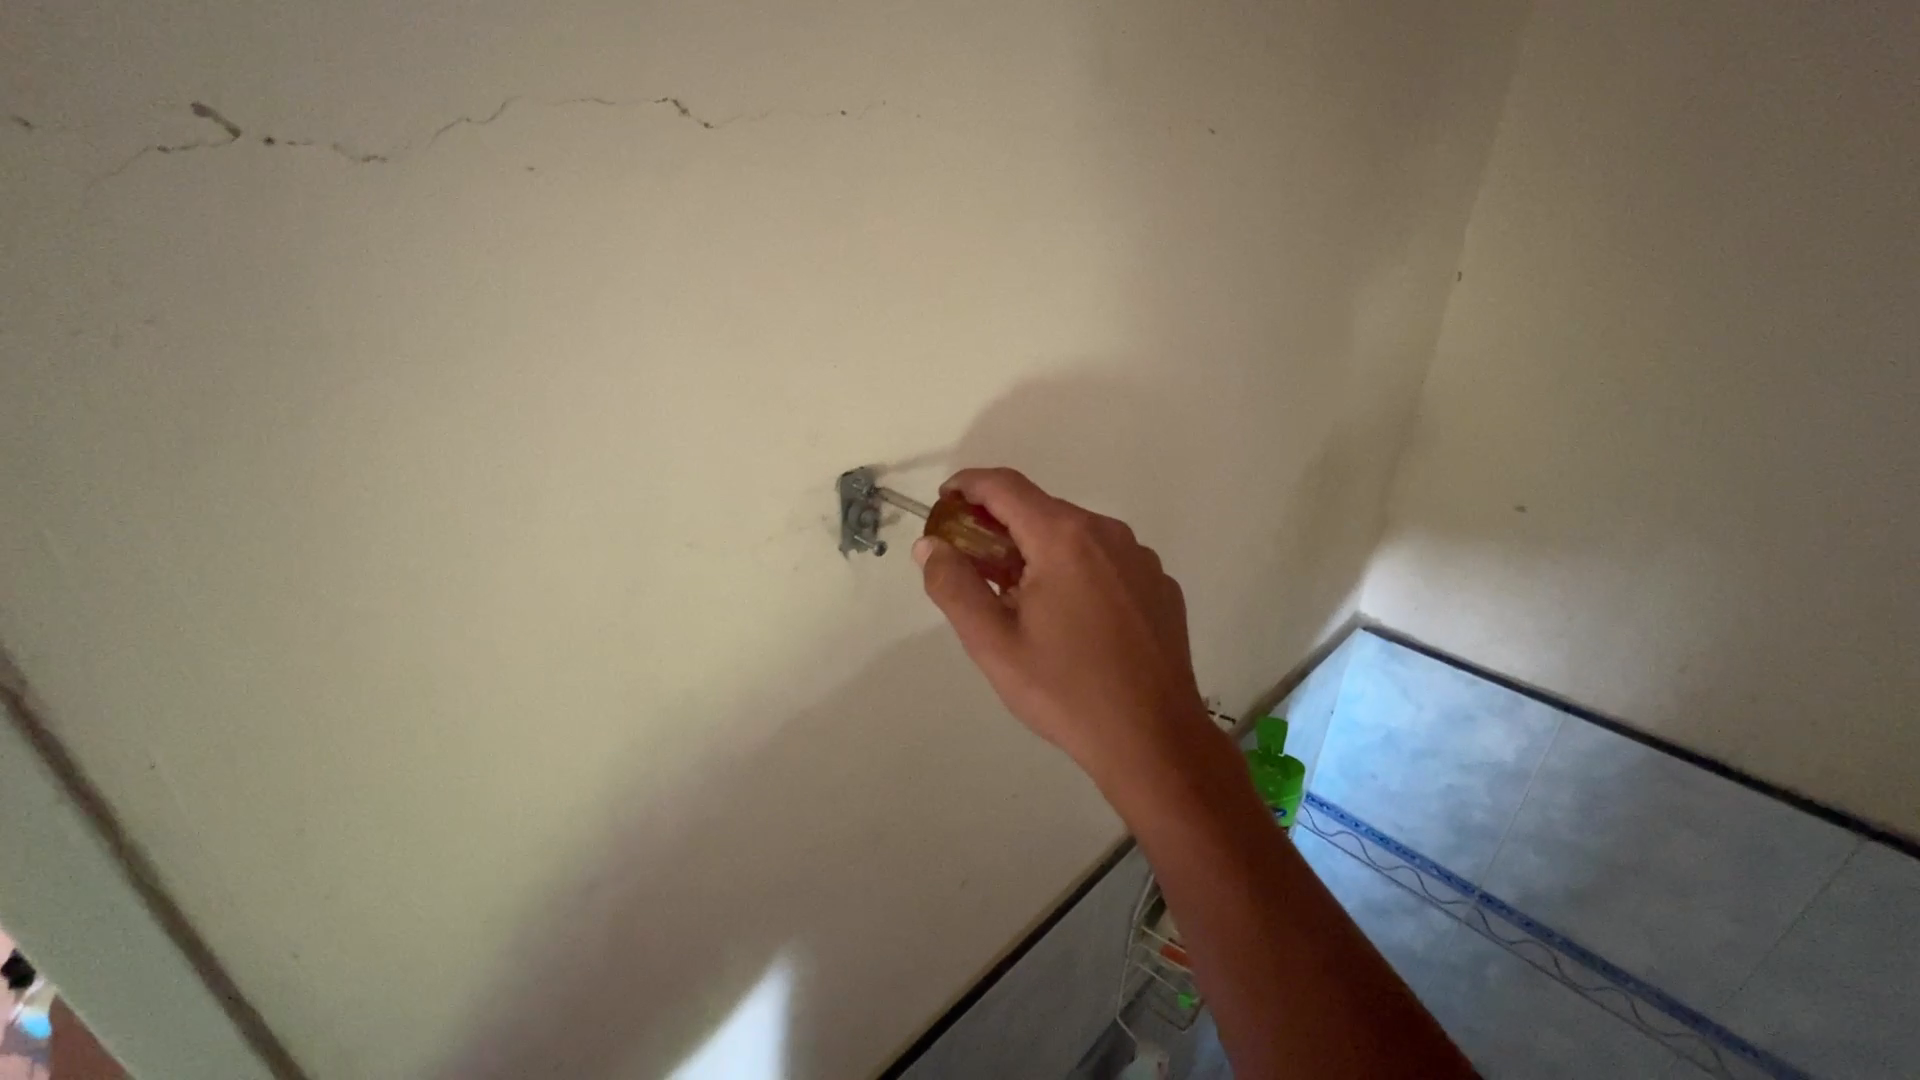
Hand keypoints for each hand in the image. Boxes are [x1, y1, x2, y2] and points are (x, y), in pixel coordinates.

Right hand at [914, 468, 1209, 774]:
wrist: (1153, 739)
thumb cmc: (1065, 691)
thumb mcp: (993, 644)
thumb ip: (954, 586)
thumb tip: (931, 546)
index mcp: (1064, 538)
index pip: (1005, 486)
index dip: (968, 485)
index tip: (945, 503)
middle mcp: (1108, 533)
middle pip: (1042, 509)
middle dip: (1000, 526)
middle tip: (973, 565)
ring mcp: (1141, 559)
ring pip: (1076, 536)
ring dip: (1039, 551)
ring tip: (1018, 599)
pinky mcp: (1160, 586)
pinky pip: (1107, 561)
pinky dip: (1077, 571)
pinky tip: (1070, 619)